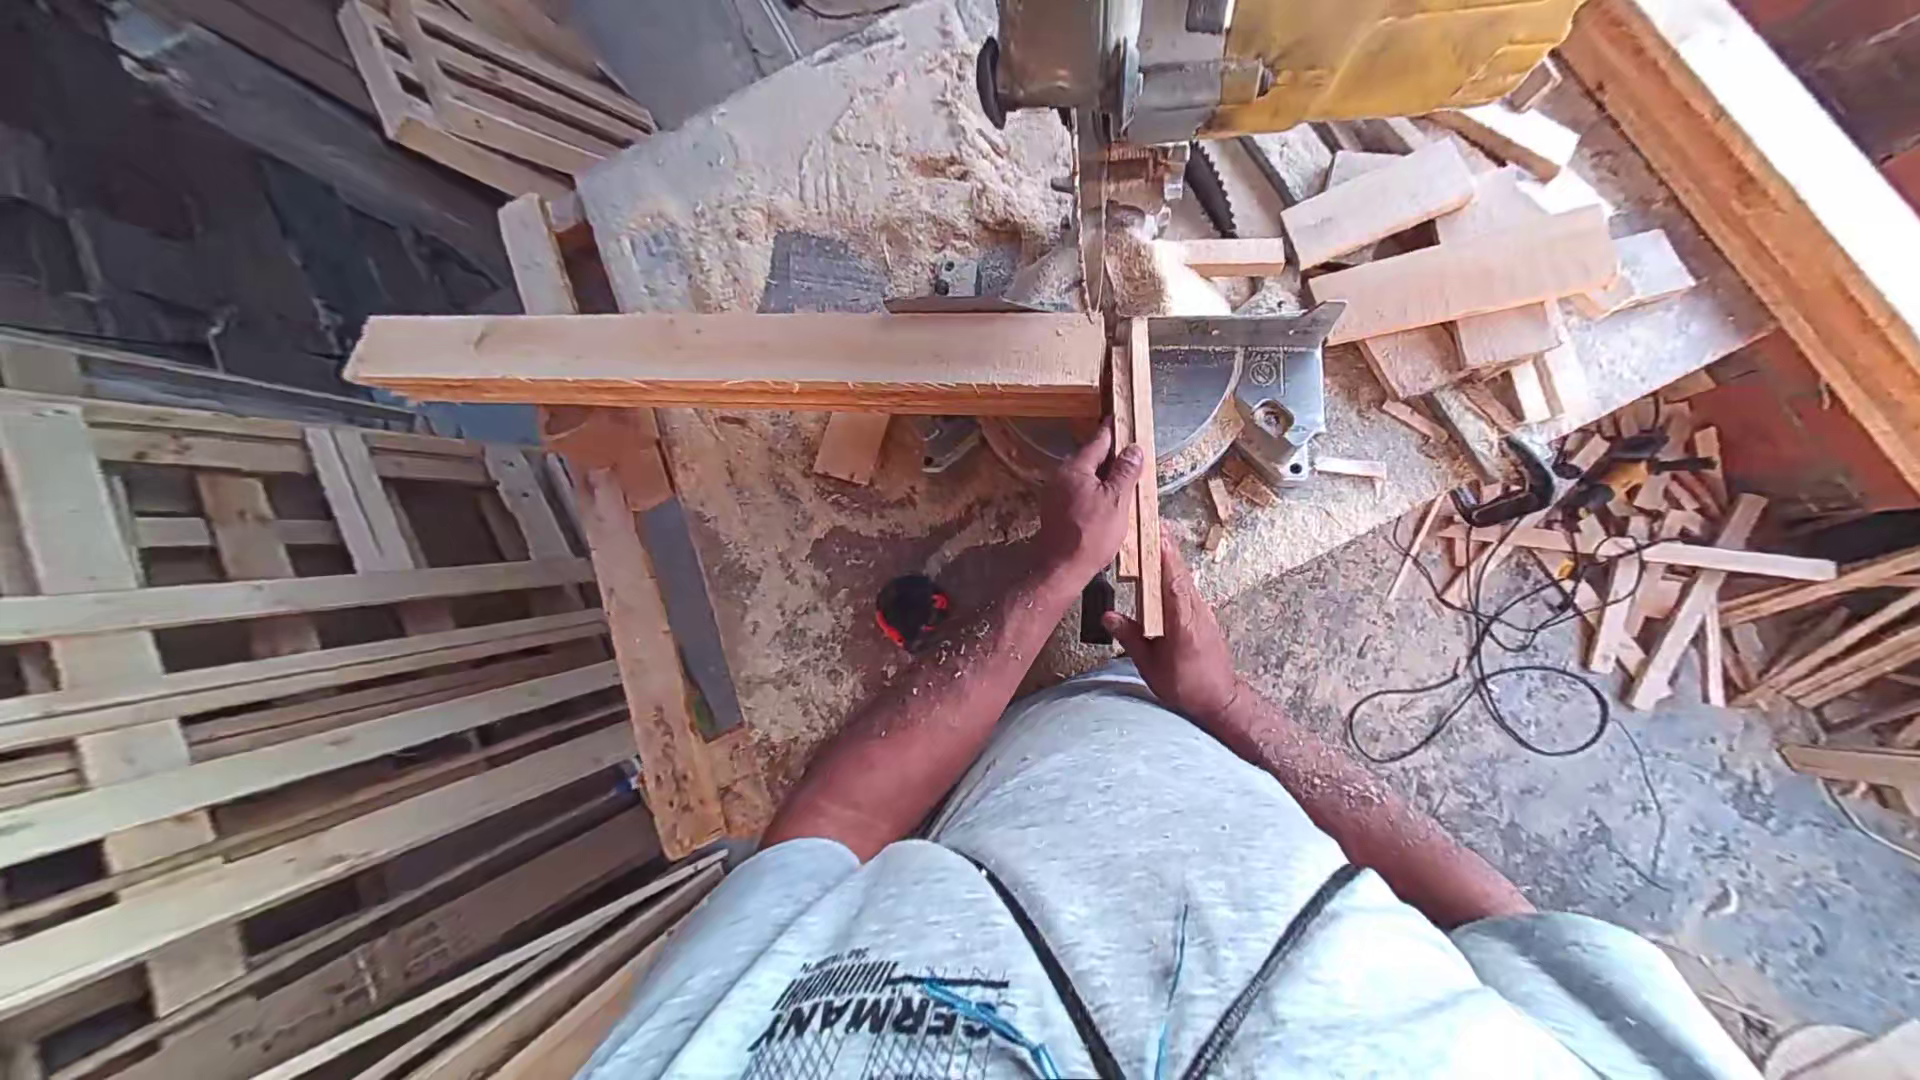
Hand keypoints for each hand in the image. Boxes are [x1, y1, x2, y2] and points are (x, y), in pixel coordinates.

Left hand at [1033, 426, 1144, 580]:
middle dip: (1112, 456)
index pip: (1099, 440)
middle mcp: (1060, 476)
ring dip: (1104, 476)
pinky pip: (1079, 491)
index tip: (1125, 421)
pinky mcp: (1055, 509)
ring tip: (1126, 482)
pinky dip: (1094, 491)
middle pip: (1091, 457)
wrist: (1062, 568)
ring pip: (1085, 476)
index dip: (1115, 431)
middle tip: (1134, 457)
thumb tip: (1134, 449)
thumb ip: (1125, 472)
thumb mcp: (1117, 501)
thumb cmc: (1091, 535)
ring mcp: (1055, 493)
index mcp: (1075, 468)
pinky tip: (1108, 502)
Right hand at [1103, 530, 1242, 721]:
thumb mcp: (1150, 665)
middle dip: (1166, 546)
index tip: (1155, 535)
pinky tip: (1166, 564)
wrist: (1219, 699)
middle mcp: (1195, 612)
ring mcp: (1202, 612)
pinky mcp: (1202, 615)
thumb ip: (1130, 637)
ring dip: (1171, 556)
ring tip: (1156, 535)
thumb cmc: (1183, 686)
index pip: (1172, 584)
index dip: (1165, 557)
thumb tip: (1108, 615)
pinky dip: (1175, 571)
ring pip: (1184, 578)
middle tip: (1151, 522)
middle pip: (1179, 572)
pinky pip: (1187, 587)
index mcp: (1181, 624)